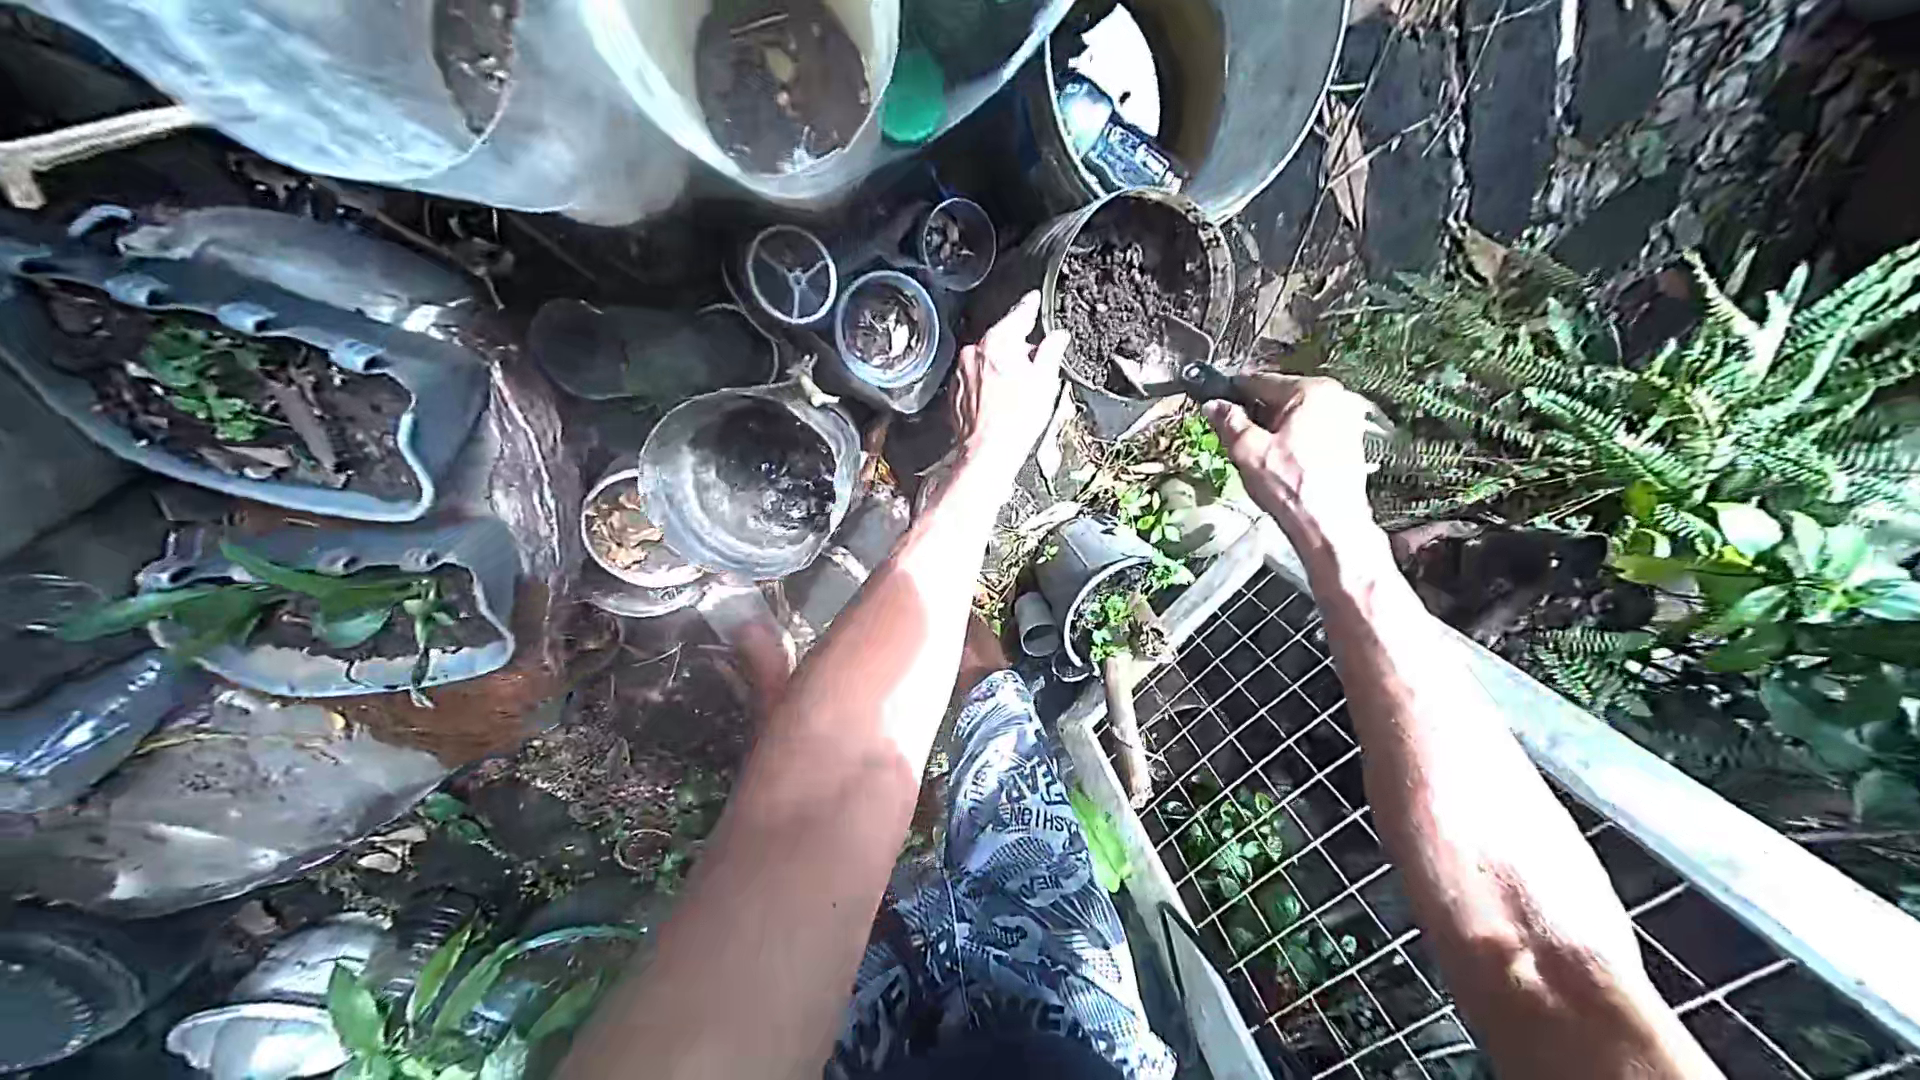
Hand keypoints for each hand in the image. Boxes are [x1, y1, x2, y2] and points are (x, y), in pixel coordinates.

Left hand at [949, 290, 1065, 491]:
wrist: (987, 452)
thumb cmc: (1017, 420)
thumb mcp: (1045, 381)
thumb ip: (1051, 352)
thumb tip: (1058, 336)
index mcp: (996, 343)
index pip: (1017, 315)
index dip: (1030, 307)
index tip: (1034, 300)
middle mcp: (973, 353)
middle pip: (1001, 339)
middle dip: (1018, 347)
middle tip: (1035, 364)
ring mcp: (961, 373)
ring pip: (987, 359)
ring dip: (1002, 366)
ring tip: (1018, 390)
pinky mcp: (955, 393)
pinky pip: (975, 378)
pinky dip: (988, 382)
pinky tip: (1001, 400)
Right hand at [1203, 375, 1377, 541]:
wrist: (1329, 524)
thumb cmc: (1289, 485)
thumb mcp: (1248, 450)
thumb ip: (1228, 421)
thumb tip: (1213, 404)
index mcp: (1311, 390)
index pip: (1259, 381)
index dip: (1231, 393)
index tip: (1214, 403)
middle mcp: (1335, 396)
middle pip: (1279, 397)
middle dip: (1254, 413)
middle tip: (1233, 437)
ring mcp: (1347, 418)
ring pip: (1295, 414)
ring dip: (1272, 428)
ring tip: (1256, 454)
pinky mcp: (1351, 440)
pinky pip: (1311, 428)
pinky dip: (1292, 438)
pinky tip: (1279, 462)